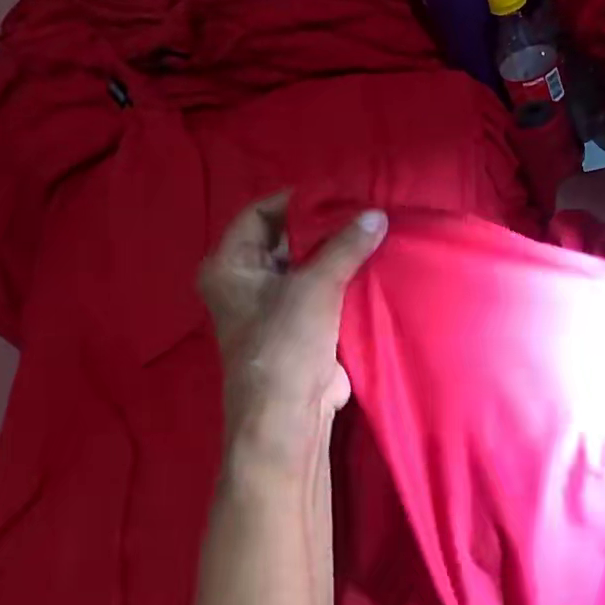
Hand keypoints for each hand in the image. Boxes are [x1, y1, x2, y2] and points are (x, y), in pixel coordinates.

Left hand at [197, 192, 386, 474]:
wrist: (290, 413)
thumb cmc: (286, 342)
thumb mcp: (315, 285)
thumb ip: (345, 245)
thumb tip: (376, 214)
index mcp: (228, 266)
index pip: (260, 214)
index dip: (296, 200)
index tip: (336, 191)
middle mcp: (244, 281)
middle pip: (284, 238)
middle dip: (321, 225)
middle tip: (360, 206)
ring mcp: (271, 303)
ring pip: (305, 263)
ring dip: (334, 250)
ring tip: (370, 227)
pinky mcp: (298, 323)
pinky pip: (320, 287)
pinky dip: (341, 274)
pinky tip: (371, 259)